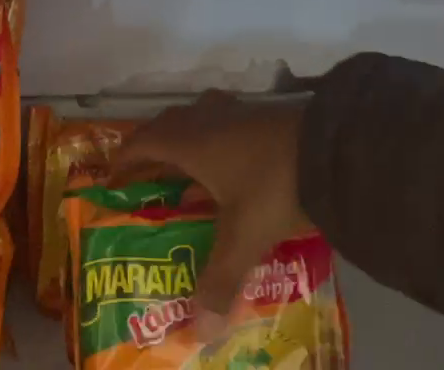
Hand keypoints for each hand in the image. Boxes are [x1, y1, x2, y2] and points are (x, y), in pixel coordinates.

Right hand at [114, 91, 310, 333]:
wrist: (330, 150)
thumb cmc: (273, 186)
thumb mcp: (243, 238)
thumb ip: (218, 281)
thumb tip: (200, 332)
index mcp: (190, 140)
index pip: (143, 142)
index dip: (125, 161)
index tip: (112, 181)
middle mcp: (207, 118)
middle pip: (167, 128)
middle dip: (152, 153)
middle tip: (144, 182)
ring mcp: (237, 112)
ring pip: (197, 122)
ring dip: (185, 144)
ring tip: (183, 177)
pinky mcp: (263, 115)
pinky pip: (223, 125)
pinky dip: (214, 144)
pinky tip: (227, 170)